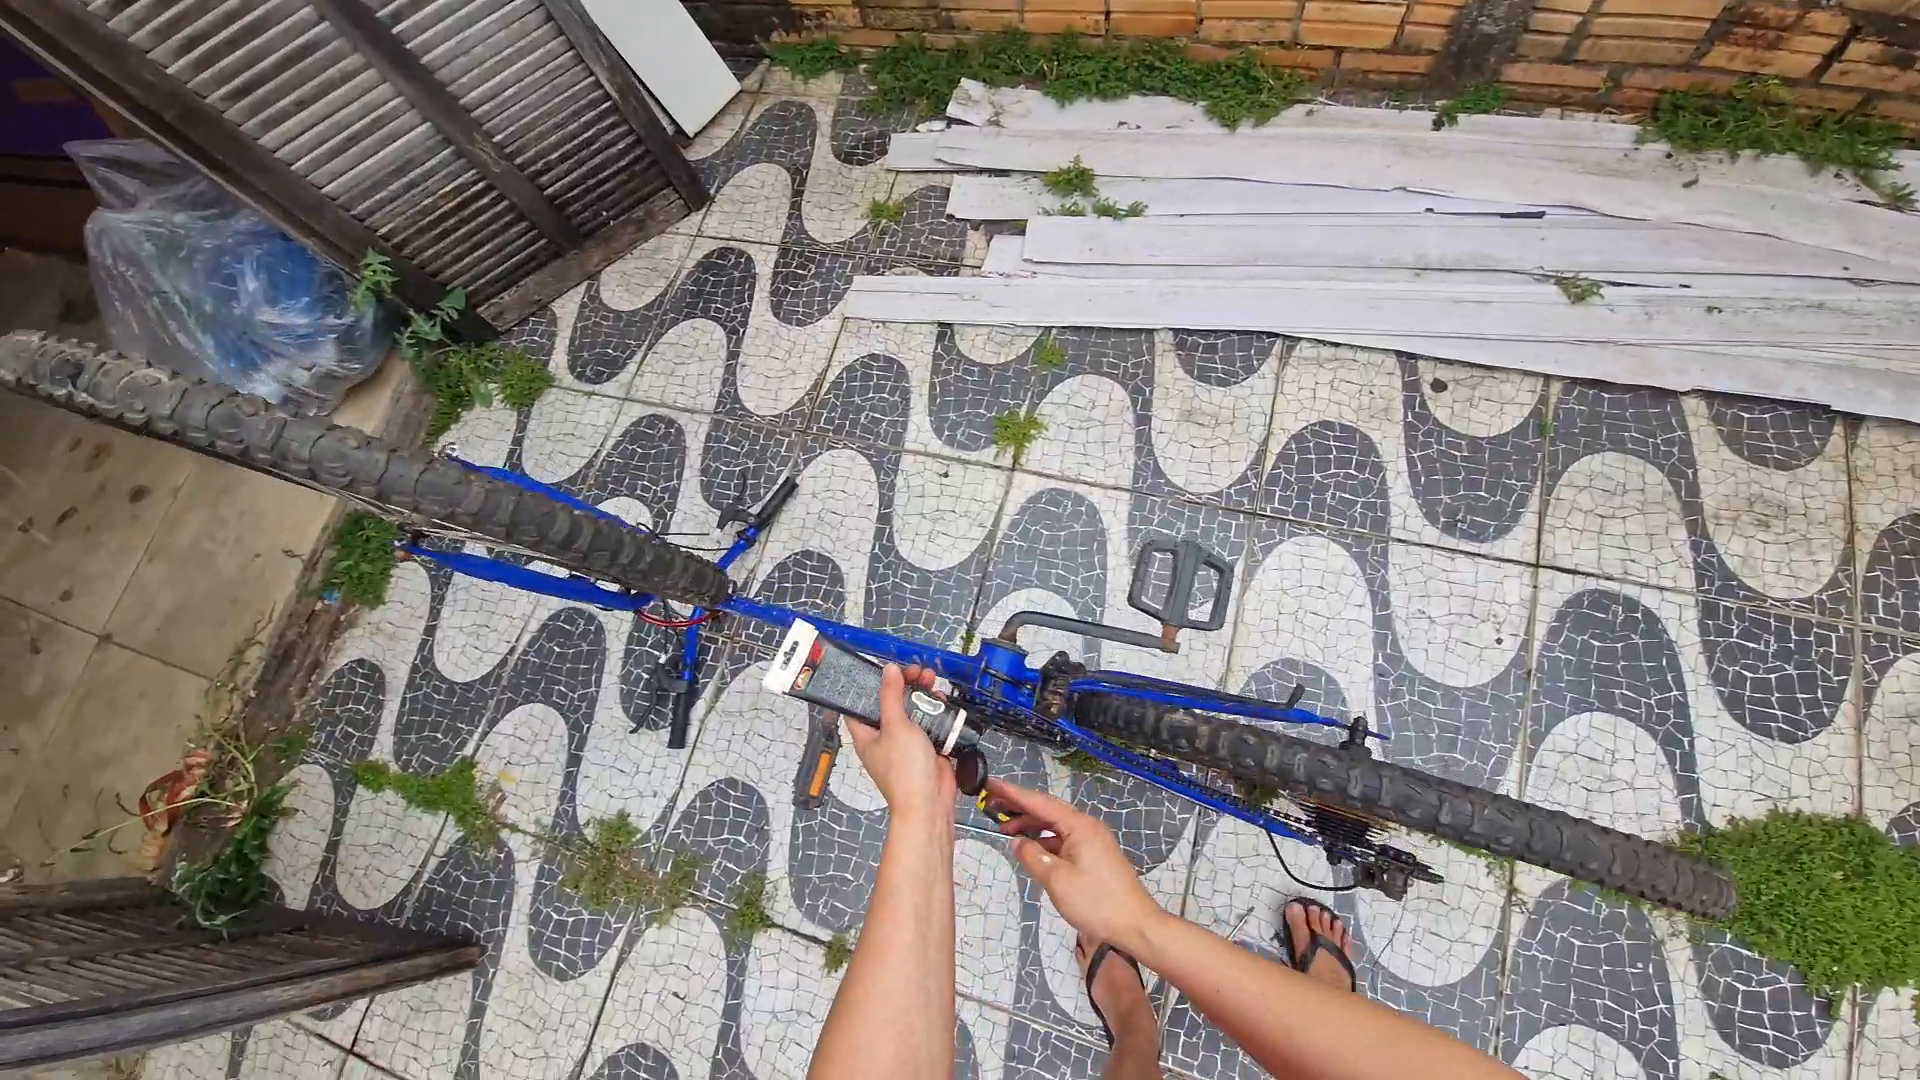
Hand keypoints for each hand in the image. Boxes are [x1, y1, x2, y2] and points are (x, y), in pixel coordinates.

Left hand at [844, 665, 956, 823]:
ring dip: (923, 694)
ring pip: (913, 711)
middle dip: (904, 685)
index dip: (870, 686)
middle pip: (892, 703)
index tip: (883, 669)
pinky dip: (937, 711)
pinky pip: (931, 723)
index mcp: (867, 735)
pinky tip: (942, 699)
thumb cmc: (905, 773)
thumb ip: (891, 696)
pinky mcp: (927, 747)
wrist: (930, 802)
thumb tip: (888, 671)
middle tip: (916, 671)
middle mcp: (886, 738)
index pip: (860, 705)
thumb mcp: (895, 726)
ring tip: (931, 680)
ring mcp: (907, 743)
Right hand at [984, 779, 1165, 948]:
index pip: (1039, 802)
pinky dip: (1045, 839)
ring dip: (1031, 825)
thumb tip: (1017, 843)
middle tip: (992, 804)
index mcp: (1079, 825)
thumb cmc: (1096, 901)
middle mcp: (1086, 826)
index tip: (991, 784)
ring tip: (1005, 828)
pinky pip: (1064, 838)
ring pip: (1055, 824)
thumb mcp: (1057, 880)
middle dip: (1020, 806)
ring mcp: (1092, 839)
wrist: (1136, 924)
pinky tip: (1032, 847)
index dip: (1013, 793)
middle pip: (1047, 809)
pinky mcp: (1094, 854)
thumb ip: (1033, 857)